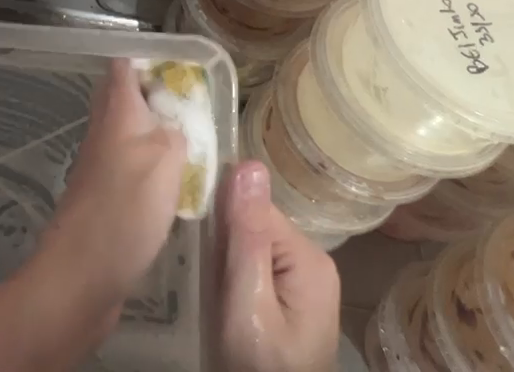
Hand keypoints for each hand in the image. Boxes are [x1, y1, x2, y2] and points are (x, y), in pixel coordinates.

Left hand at [0, 59, 185, 371]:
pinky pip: (131, 166)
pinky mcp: (105, 197)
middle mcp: (103, 132)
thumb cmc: (124, 210)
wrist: (82, 273)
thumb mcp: (164, 160)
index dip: (151, 58)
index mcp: (116, 112)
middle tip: (195, 107)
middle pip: (124, 97)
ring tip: (194, 142)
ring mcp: (101, 165)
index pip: (124, 65)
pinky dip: (153, 166)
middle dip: (156, 95)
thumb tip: (178, 119)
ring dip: (156, 131)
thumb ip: (176, 131)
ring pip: (129, 132)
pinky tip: (176, 184)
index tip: (185, 67)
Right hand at [219, 160, 340, 371]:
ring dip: (224, 259)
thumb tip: (249, 163)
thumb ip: (246, 236)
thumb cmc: (258, 368)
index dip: (221, 222)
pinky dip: (232, 274)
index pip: (254, 208)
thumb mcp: (246, 305)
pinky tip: (224, 296)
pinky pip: (254, 262)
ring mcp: (304, 278)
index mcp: (309, 258)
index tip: (200, 248)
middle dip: (222, 243)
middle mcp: (314, 259)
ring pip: (249, 241)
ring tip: (213, 288)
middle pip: (252, 222)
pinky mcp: (292, 294)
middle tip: (208, 280)